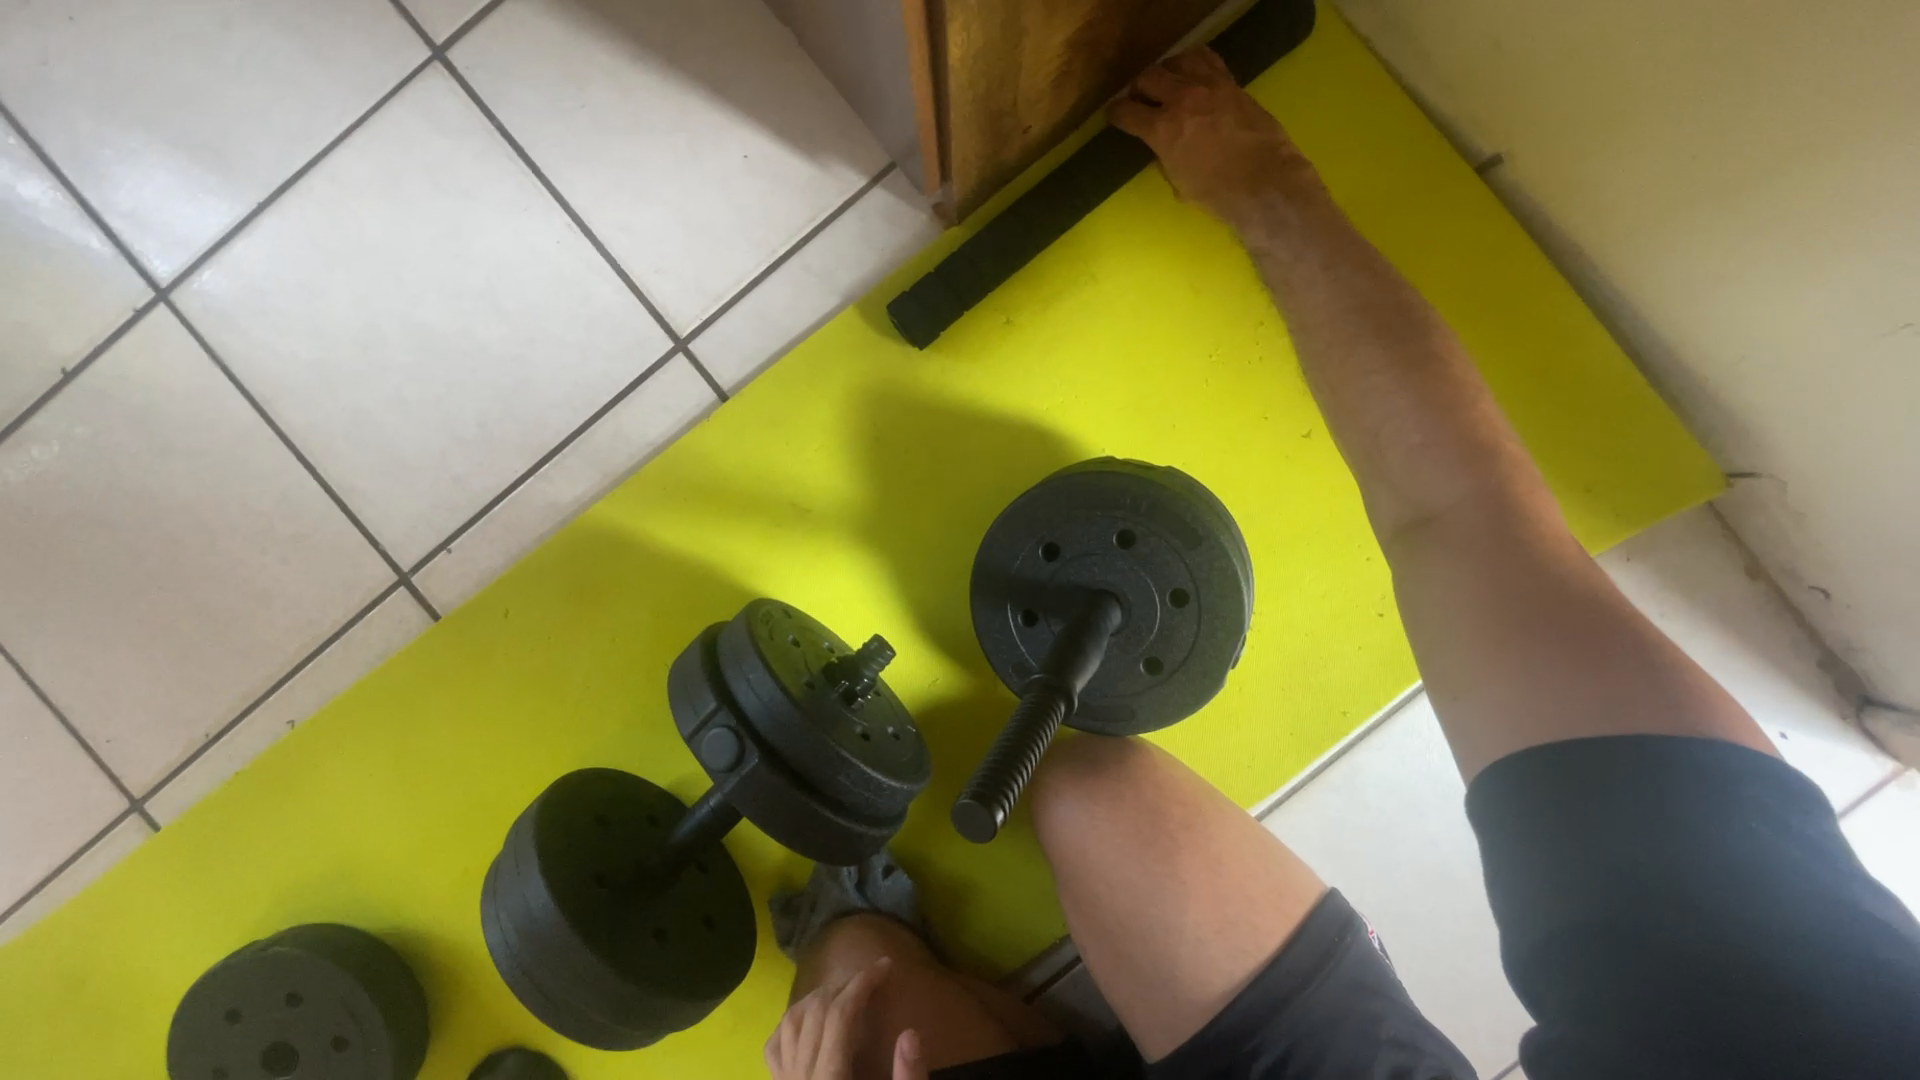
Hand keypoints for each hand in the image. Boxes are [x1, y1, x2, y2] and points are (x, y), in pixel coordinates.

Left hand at [765, 958, 927, 1079]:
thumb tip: (911, 1033)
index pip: (840, 1014)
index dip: (863, 983)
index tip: (887, 966)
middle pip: (815, 1012)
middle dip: (845, 985)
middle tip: (873, 977)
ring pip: (790, 1024)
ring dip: (817, 999)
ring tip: (845, 991)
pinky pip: (776, 1050)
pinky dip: (791, 1025)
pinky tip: (809, 1021)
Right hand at [1108, 47, 1320, 232]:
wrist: (1262, 180)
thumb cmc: (1217, 193)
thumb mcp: (1178, 182)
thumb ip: (1165, 158)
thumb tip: (1162, 147)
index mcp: (1162, 130)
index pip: (1127, 112)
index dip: (1115, 114)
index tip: (1113, 115)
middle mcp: (1181, 100)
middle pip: (1148, 77)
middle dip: (1138, 88)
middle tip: (1139, 99)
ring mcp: (1208, 86)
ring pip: (1177, 61)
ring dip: (1166, 70)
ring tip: (1167, 81)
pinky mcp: (1230, 83)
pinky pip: (1206, 59)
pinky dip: (1193, 62)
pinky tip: (1192, 72)